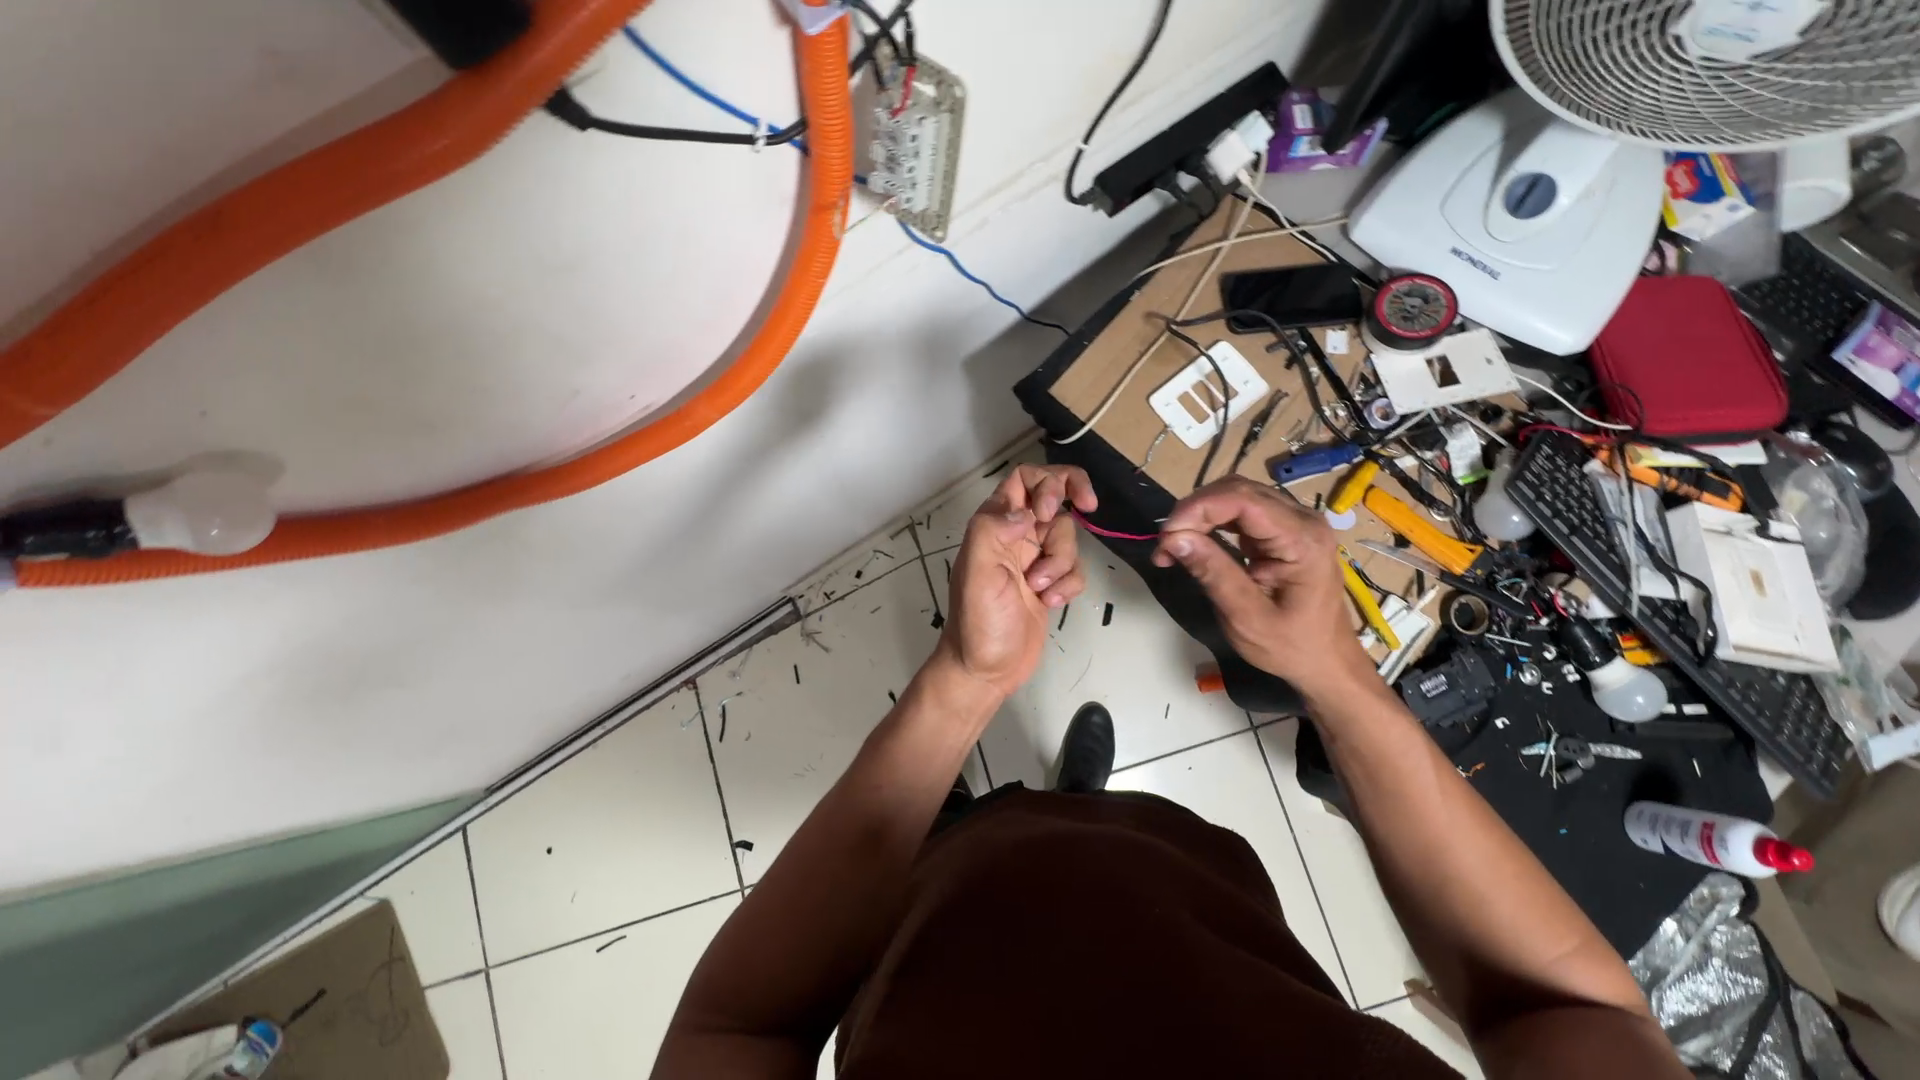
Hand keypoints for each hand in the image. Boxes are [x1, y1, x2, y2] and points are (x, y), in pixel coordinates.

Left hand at [936, 465, 1095, 698]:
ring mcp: (1034, 561)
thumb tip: (1027, 510)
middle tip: (1086, 508)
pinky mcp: (1050, 585)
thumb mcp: (977, 570)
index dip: (1048, 481)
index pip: (1023, 479)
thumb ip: (994, 529)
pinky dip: (1069, 585)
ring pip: (1068, 538)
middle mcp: (1015, 536)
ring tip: (1040, 589)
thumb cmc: (977, 621)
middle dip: (1072, 503)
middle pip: (1055, 500)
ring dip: (1062, 562)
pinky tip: (1051, 603)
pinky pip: (1074, 570)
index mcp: (994, 524)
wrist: (986, 669)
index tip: (1057, 506)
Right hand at [1151, 477, 1373, 693]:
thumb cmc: (1291, 646)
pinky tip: (1195, 543)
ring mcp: (1295, 522)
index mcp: (1302, 540)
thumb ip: (1213, 573)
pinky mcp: (1284, 529)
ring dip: (1199, 515)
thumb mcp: (1246, 617)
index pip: (1242, 499)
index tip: (1166, 539)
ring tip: (1175, 547)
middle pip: (1237, 491)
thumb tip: (1174, 538)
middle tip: (1166, 546)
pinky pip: (1242, 510)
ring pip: (1236, 495)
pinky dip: (1212, 522)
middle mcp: (1304, 519)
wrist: (1326, 661)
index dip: (1197, 509)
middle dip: (1194, 511)